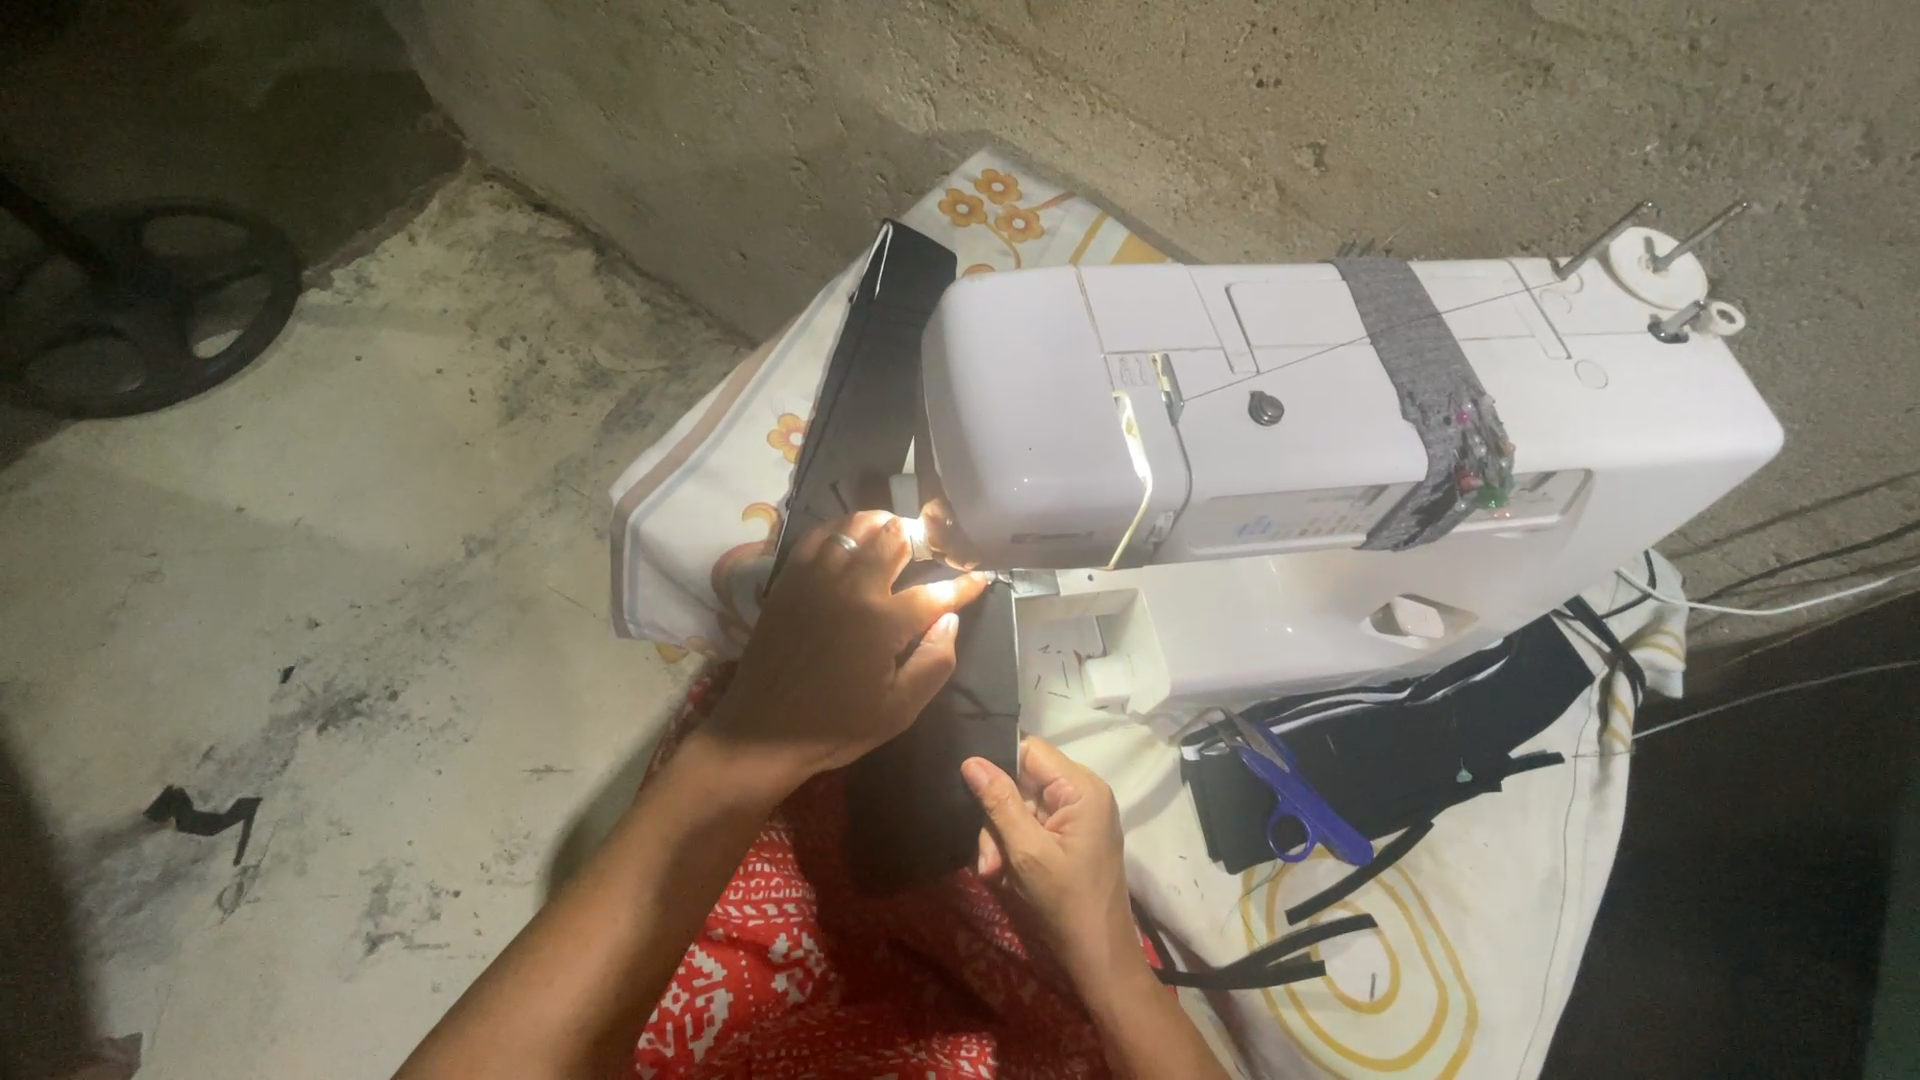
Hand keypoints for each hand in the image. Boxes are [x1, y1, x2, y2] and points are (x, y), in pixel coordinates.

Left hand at [707, 510, 989, 796]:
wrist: (762, 733)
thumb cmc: (836, 726)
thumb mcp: (899, 709)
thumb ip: (935, 661)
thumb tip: (952, 619)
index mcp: (883, 620)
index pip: (937, 590)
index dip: (964, 584)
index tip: (981, 577)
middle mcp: (852, 586)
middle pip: (896, 538)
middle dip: (925, 539)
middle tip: (937, 548)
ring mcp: (817, 577)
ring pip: (857, 526)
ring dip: (884, 525)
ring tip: (899, 534)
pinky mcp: (790, 578)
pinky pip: (820, 535)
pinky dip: (843, 528)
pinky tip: (853, 537)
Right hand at [962, 737, 1144, 991]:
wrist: (1099, 958)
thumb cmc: (1066, 903)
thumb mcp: (1027, 852)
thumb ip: (999, 802)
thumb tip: (971, 760)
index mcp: (1083, 788)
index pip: (1031, 750)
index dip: (1000, 767)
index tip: (974, 793)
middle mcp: (1084, 792)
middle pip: (1023, 781)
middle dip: (998, 817)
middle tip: (987, 859)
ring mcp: (1078, 815)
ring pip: (1022, 806)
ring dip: (1001, 838)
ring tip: (994, 872)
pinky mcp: (1071, 835)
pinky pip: (1033, 825)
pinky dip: (1015, 846)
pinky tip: (1005, 872)